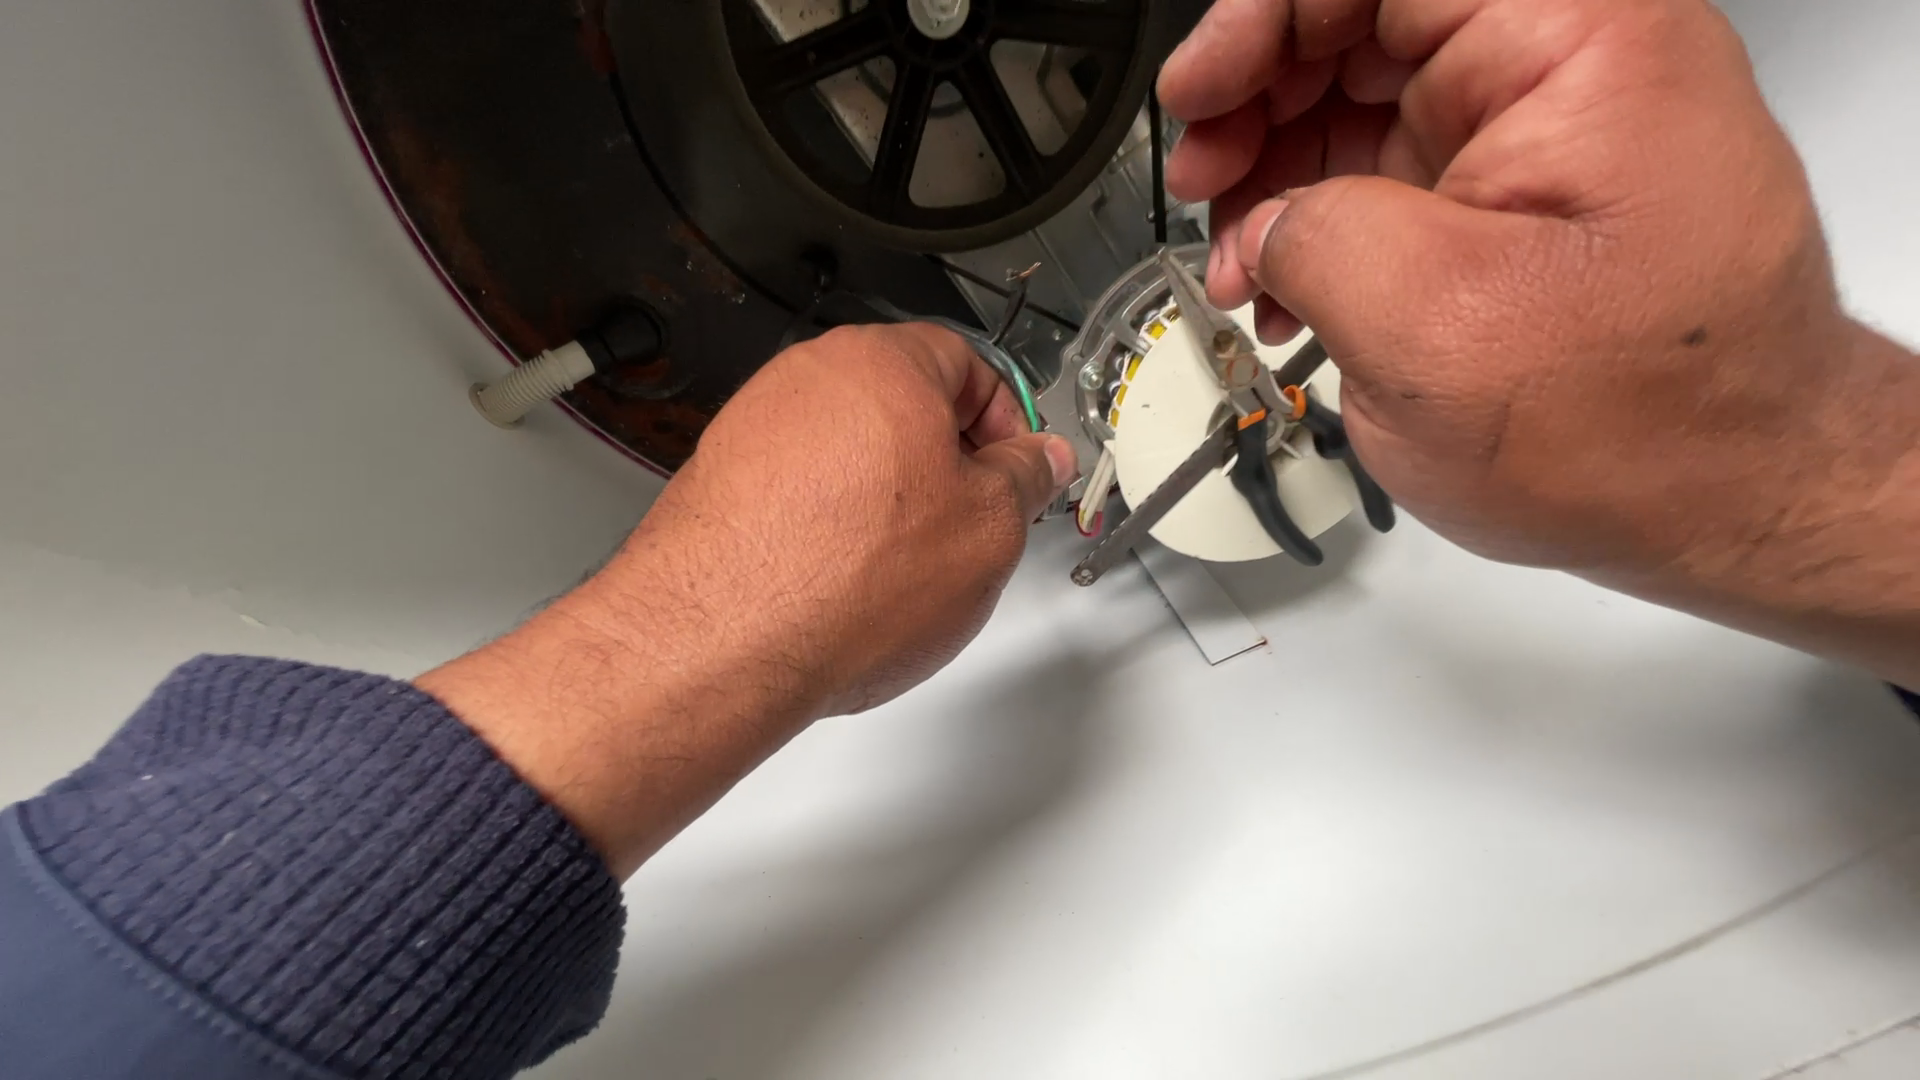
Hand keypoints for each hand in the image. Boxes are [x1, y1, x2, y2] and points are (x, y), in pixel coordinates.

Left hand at [419, 324, 1077, 874]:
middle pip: (905, 405)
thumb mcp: (988, 528)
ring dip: (891, 497)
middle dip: (946, 462)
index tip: (1016, 469)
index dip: (1005, 421)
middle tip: (968, 521)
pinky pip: (805, 488)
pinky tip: (847, 575)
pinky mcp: (726, 478)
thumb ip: (1026, 478)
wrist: (720, 640)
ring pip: (854, 451)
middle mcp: (810, 379)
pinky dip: (836, 521)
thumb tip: (1041, 459)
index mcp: (882, 363)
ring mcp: (758, 427)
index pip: (968, 363)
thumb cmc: (845, 579)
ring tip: (902, 563)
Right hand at [1160, 0, 1919, 680]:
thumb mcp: (1431, 325)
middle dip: (1254, 108)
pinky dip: (1298, 240)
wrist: (1701, 500)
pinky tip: (1276, 299)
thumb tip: (1259, 226)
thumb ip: (1318, 240)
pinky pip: (1360, 193)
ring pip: (1345, 116)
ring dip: (1264, 187)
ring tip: (1235, 270)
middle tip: (1199, 185)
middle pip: (1355, 32)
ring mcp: (1508, 152)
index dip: (1266, 19)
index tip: (1195, 93)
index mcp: (1570, 50)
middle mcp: (1546, 79)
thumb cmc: (1622, 427)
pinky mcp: (1476, 219)